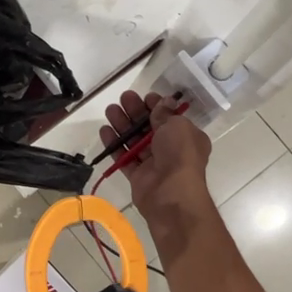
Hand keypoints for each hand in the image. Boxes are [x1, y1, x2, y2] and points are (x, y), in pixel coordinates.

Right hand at [100, 91, 210, 225]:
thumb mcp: (176, 126)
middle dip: (136, 112)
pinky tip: (104, 131)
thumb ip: (165, 114)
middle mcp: (172, 149)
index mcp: (186, 136)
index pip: (170, 118)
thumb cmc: (179, 155)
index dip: (157, 106)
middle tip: (123, 99)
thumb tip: (163, 102)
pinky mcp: (138, 177)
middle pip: (150, 127)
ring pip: (136, 141)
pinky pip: (125, 158)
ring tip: (110, 111)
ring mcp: (154, 164)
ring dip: (123, 126)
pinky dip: (115, 145)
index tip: (144, 97)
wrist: (171, 194)